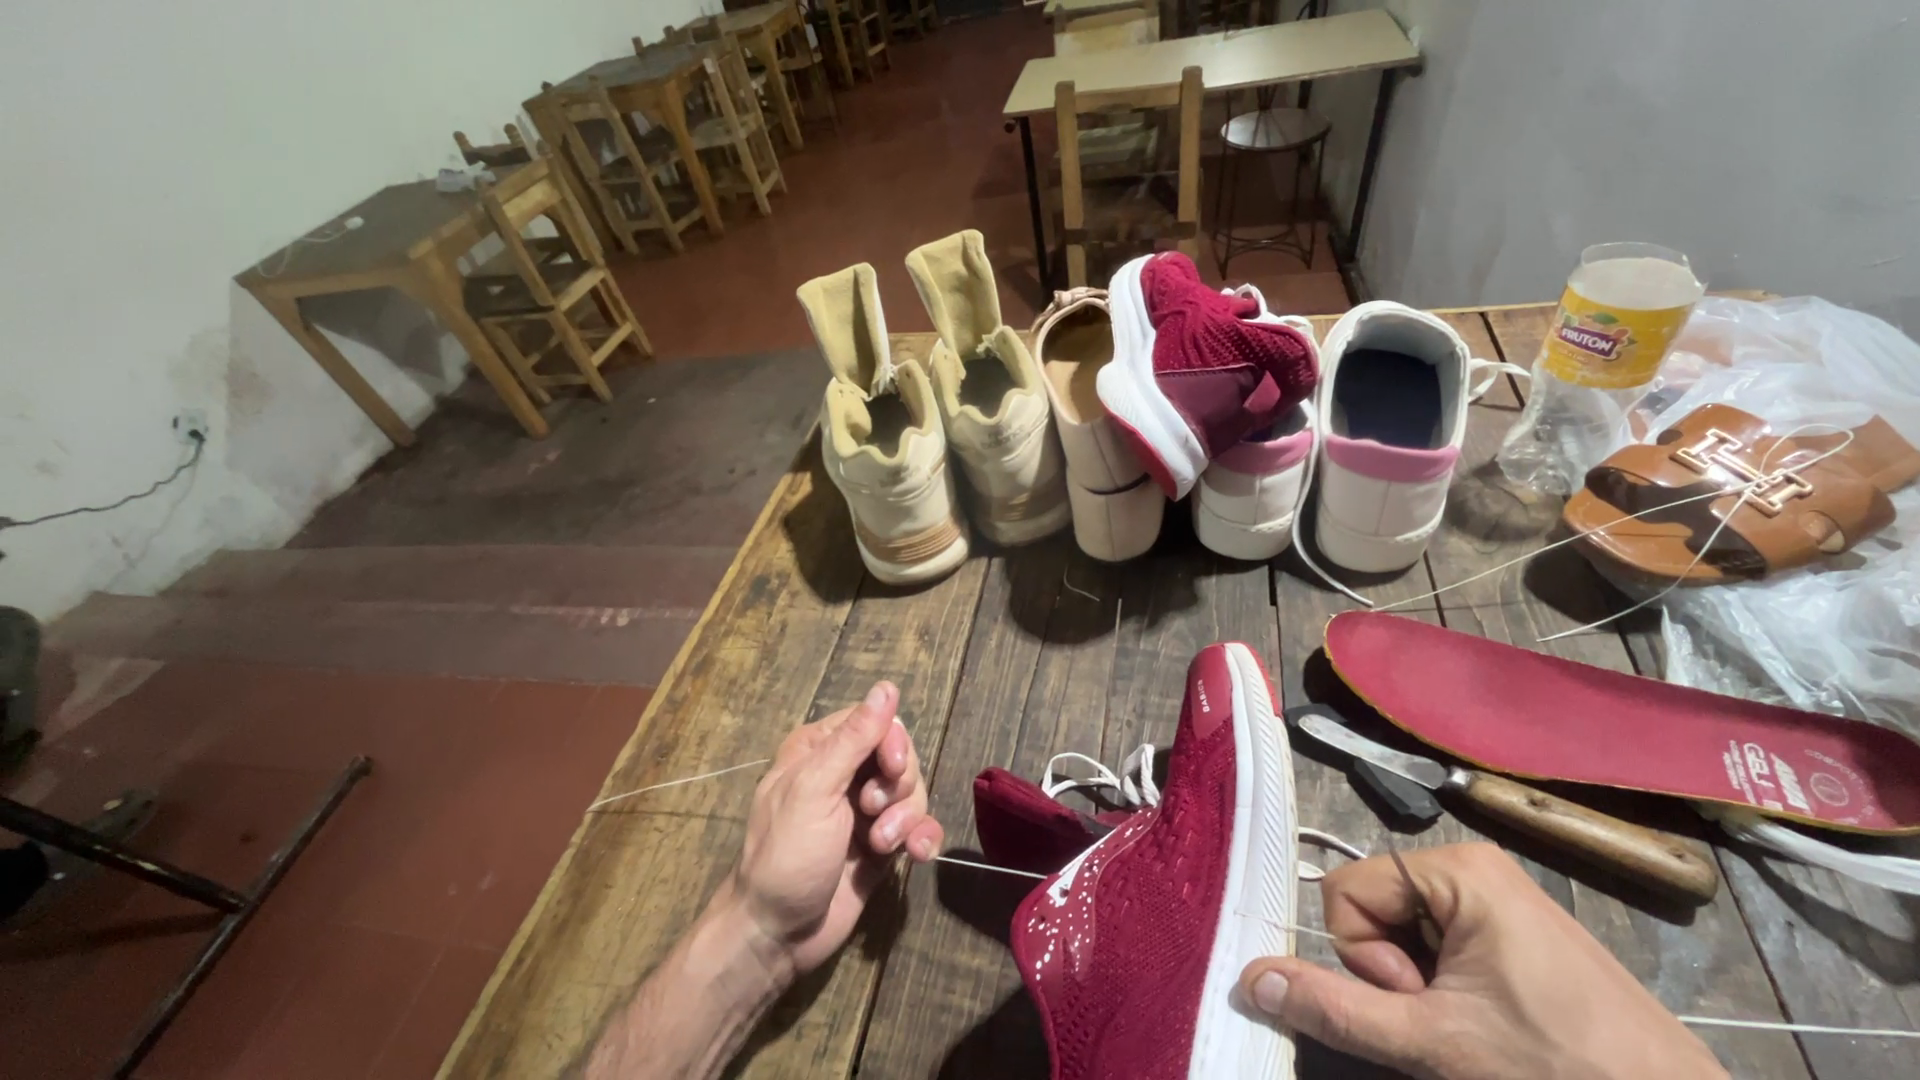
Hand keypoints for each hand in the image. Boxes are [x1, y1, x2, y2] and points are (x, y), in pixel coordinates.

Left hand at [723, 681, 943, 977]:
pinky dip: (923, 837)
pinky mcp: (883, 846)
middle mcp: (844, 775)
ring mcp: (865, 812)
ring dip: (907, 818)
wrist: (779, 934)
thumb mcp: (814, 790)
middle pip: (900, 757)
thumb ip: (854, 739)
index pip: (875, 722)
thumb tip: (887, 687)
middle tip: (873, 813)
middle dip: (898, 786)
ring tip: (882, 846)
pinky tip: (918, 856)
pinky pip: (919, 827)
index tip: (891, 769)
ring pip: (913, 793)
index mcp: (820, 750)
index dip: (891, 742)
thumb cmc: (786, 854)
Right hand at [1239, 843, 1727, 1079]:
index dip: (1365, 957)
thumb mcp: (1434, 1043)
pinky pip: (1438, 942)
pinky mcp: (1513, 930)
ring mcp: (1497, 896)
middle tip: (1448, 1020)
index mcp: (1456, 869)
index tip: (1422, 1002)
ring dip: (1416, 985)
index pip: (1344, 893)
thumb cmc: (1559, 1070)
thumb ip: (1335, 1008)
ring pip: (1400, 931)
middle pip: (1372, 908)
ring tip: (1472, 1026)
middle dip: (1392, 972)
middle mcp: (1473, 866)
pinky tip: (1485, 1022)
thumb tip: (1249, 979)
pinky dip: (1442, 985)